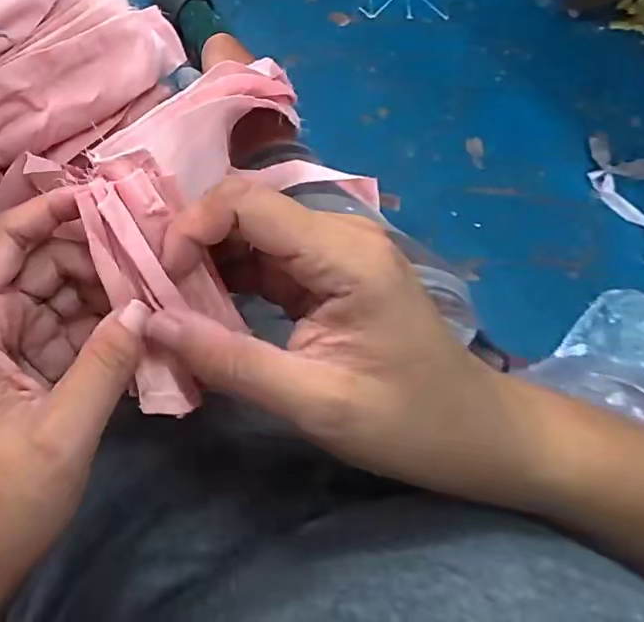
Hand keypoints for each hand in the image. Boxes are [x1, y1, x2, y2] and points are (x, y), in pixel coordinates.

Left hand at [0, 189, 146, 615]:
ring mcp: (15, 340)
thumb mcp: (62, 430)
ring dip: (104, 285)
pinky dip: (104, 322)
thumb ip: (103, 364)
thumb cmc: (8, 493)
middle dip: (90, 251)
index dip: (45, 212)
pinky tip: (143, 317)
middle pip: (41, 263)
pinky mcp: (36, 363)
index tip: (96, 197)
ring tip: (156, 277)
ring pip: (62, 292)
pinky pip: (72, 326)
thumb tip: (142, 304)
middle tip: (149, 244)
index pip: (6, 242)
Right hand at [148, 177, 536, 504]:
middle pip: (238, 205)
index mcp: (344, 254)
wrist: (491, 440)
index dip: (192, 227)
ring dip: (202, 257)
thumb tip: (152, 323)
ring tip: (175, 298)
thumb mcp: (316, 405)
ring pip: (241, 225)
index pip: (244, 201)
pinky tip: (205, 302)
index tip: (167, 275)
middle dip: (190, 240)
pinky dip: (222, 271)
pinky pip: (256, 250)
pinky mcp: (320, 264)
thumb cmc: (414, 425)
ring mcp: (329, 245)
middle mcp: (335, 231)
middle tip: (160, 287)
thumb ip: (230, 362)